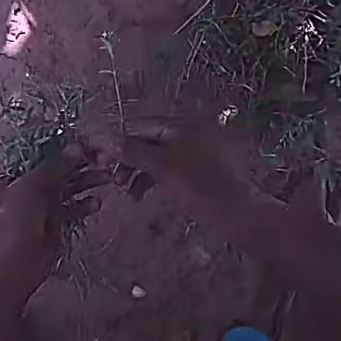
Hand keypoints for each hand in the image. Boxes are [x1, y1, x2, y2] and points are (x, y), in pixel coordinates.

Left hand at [0, 143, 95, 316]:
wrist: (5, 273)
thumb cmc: (10, 226)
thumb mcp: (28, 189)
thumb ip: (52, 168)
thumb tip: (75, 147)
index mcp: (17, 178)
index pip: (45, 157)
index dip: (66, 150)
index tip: (90, 144)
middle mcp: (29, 191)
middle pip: (59, 173)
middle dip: (81, 165)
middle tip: (105, 159)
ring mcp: (42, 211)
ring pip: (68, 191)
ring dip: (86, 182)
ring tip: (107, 176)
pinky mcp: (54, 230)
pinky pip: (72, 212)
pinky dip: (84, 206)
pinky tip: (97, 203)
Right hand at [110, 116, 266, 219]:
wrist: (239, 214)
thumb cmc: (201, 187)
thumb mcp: (164, 167)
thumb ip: (135, 152)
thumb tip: (108, 142)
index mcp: (182, 125)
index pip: (142, 126)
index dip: (120, 141)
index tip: (101, 157)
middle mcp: (189, 133)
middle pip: (149, 141)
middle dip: (128, 158)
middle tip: (112, 178)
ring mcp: (195, 152)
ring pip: (157, 157)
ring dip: (138, 171)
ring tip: (126, 191)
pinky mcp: (198, 171)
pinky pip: (168, 168)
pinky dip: (152, 178)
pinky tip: (141, 193)